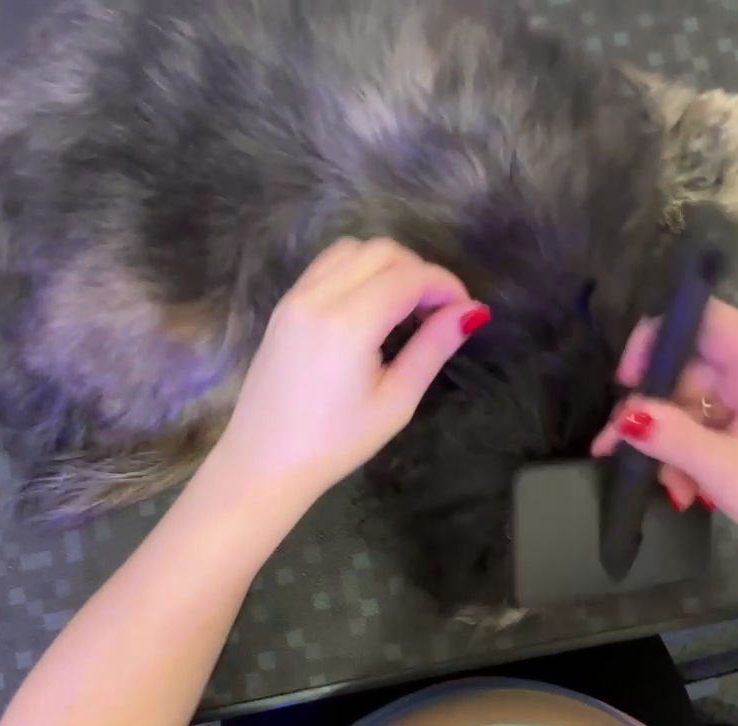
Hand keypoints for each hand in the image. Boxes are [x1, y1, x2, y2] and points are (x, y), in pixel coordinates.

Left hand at [202, 238, 487, 507]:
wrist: (265, 462)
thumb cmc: (336, 443)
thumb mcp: (396, 401)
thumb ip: (433, 349)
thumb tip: (472, 312)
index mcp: (349, 324)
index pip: (409, 277)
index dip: (446, 285)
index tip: (466, 310)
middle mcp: (318, 297)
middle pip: (382, 251)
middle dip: (420, 272)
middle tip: (438, 312)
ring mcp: (295, 298)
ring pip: (352, 250)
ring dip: (387, 266)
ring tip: (405, 308)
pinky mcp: (284, 307)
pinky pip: (327, 266)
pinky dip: (358, 271)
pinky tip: (371, 309)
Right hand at [590, 299, 737, 558]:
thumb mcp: (732, 473)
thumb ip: (676, 440)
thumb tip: (625, 416)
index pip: (705, 319)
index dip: (658, 339)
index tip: (626, 383)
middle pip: (692, 367)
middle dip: (655, 413)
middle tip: (620, 453)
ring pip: (696, 400)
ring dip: (673, 442)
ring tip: (673, 490)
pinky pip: (714, 420)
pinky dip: (694, 450)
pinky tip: (690, 487)